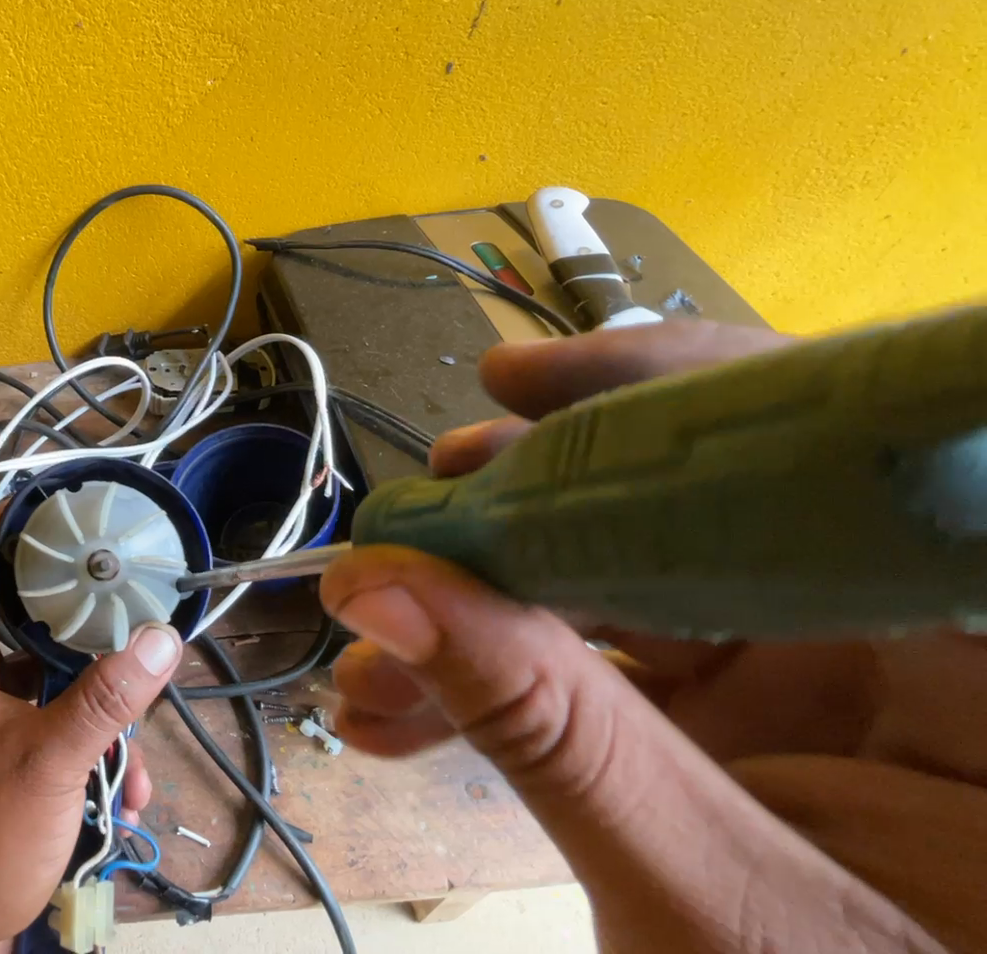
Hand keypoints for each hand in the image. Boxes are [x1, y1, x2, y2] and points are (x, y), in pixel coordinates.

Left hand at [0, 516, 183, 952]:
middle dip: (84, 628)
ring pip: (57, 689)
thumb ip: (104, 700)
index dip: (3, 532)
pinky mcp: (14, 763)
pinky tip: (126, 792)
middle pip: (32, 629)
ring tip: (134, 745)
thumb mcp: (50, 762)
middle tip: (126, 600)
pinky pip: (62, 736)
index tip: (40, 495)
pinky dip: (95, 755)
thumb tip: (160, 637)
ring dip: (102, 713)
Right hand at [322, 320, 986, 952]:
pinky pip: (603, 662)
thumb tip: (379, 584)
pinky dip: (497, 683)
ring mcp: (826, 690)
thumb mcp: (716, 917)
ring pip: (625, 590)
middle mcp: (920, 650)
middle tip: (406, 528)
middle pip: (704, 514)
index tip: (509, 386)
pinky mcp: (743, 725)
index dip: (673, 395)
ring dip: (476, 616)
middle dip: (521, 522)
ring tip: (365, 665)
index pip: (849, 463)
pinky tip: (398, 718)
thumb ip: (550, 734)